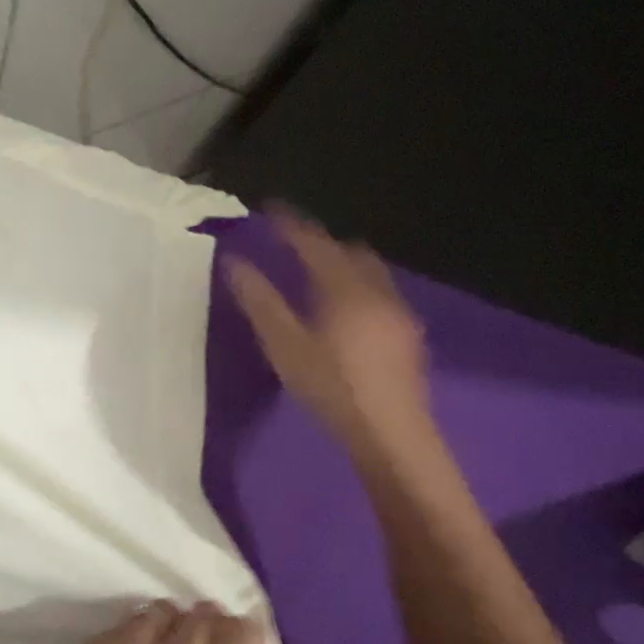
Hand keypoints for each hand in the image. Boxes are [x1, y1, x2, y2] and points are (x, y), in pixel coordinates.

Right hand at [224, 209, 431, 452]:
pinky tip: (345, 315)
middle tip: (294, 248)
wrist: (391, 435)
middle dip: (323, 244)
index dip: (292, 224)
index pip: (315, 243)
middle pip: (351, 251)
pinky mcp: (408, 336)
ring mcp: (399, 313)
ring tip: (317, 279)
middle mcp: (377, 291)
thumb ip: (260, 301)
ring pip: (370, 273)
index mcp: (345, 288)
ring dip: (344, 266)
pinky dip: (359, 289)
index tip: (271, 209)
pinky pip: (381, 294)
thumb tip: (234, 263)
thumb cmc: (331, 387)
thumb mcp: (284, 346)